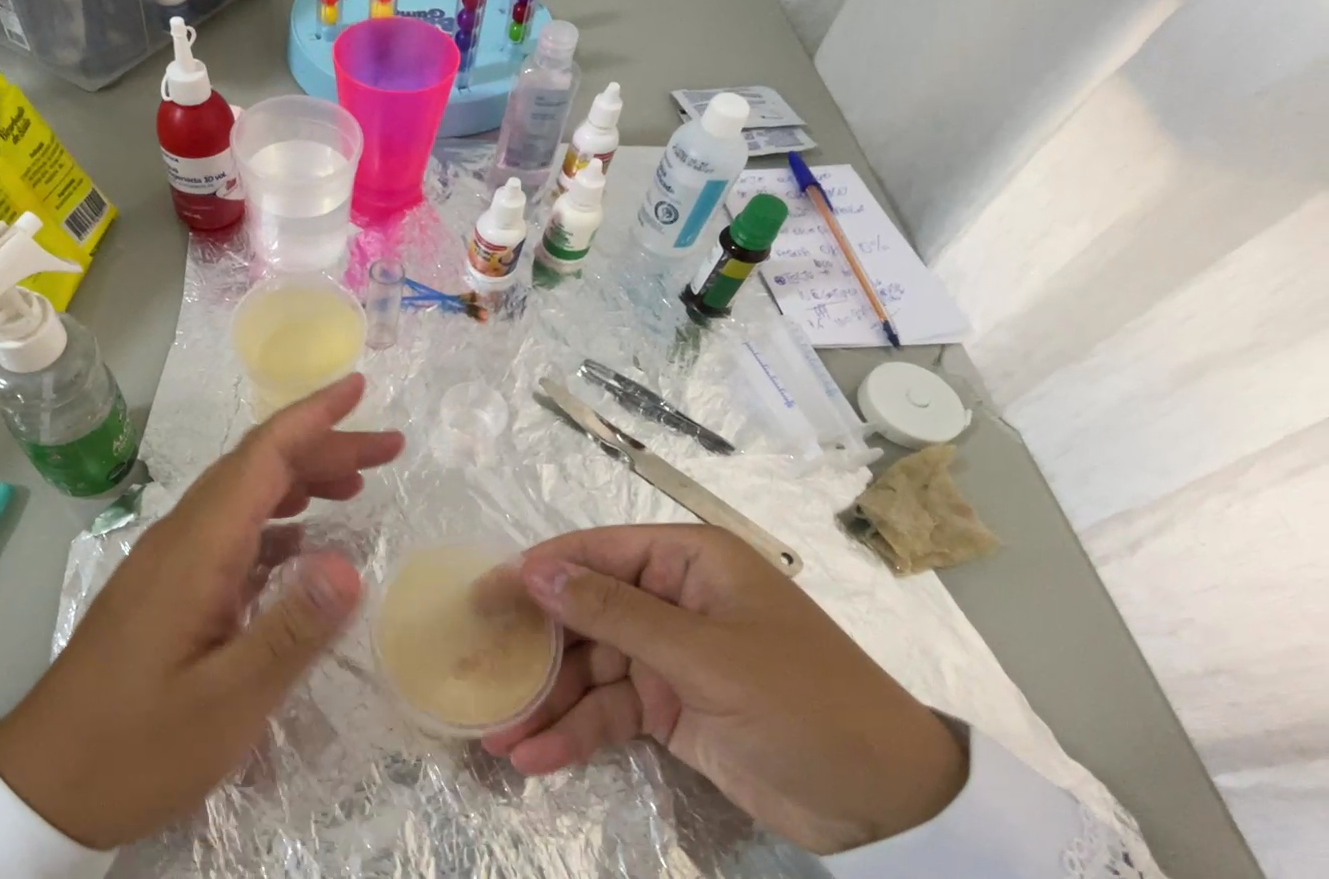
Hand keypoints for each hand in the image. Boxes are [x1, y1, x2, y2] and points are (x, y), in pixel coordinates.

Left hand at [0, 374, 402, 847]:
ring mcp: (169, 564)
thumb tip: (352, 565)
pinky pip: (229, 533)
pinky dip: (275, 521)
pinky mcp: (166, 590)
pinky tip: (303, 545)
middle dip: (323, 445)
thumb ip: (291, 631)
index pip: (261, 456)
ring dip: (300, 479)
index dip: (313, 416)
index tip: (360, 389)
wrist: (41, 786)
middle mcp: (180, 539)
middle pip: (256, 467)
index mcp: (196, 550)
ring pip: (241, 496)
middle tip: (389, 449)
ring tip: (356, 482)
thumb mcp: (226, 703)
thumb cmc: (135, 747)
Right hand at [482, 525, 966, 855]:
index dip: (535, 573)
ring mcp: (669, 657)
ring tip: (492, 733)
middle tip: (472, 671)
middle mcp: (672, 600)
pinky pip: (608, 713)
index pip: (594, 554)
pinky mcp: (669, 708)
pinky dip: (574, 733)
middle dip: (531, 648)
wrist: (887, 804)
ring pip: (588, 669)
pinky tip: (533, 757)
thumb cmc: (803, 702)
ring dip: (545, 701)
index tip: (479, 599)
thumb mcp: (705, 656)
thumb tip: (535, 571)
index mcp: (688, 562)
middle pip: (582, 613)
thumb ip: (615, 612)